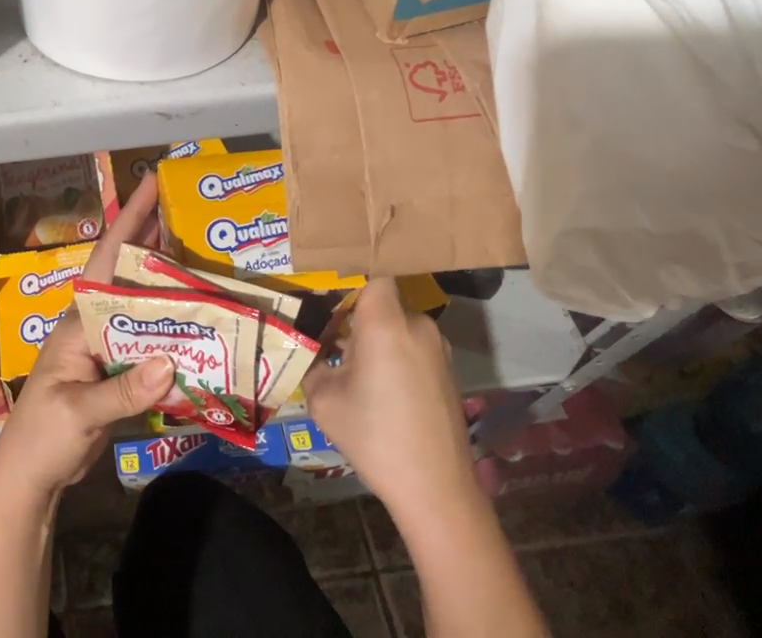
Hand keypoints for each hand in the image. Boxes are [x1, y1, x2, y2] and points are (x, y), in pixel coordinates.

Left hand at [0, 175, 174, 497]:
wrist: (31, 474)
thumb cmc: (44, 436)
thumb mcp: (79, 412)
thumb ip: (122, 391)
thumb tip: (170, 363)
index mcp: (79, 323)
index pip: (106, 262)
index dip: (129, 222)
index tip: (151, 185)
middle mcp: (94, 326)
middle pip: (129, 276)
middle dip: (156, 241)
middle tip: (193, 212)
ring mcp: (106, 349)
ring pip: (143, 307)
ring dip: (170, 284)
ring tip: (207, 257)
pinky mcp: (118, 373)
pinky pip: (150, 341)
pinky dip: (173, 329)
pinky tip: (200, 323)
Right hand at [302, 276, 477, 521]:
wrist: (435, 488)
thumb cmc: (373, 436)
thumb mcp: (324, 400)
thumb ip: (314, 365)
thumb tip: (314, 354)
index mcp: (385, 323)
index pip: (373, 274)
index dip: (350, 279)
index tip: (326, 295)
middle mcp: (417, 326)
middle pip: (383, 302)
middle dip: (356, 315)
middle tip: (329, 337)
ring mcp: (438, 350)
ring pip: (398, 327)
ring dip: (376, 339)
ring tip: (351, 368)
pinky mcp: (448, 373)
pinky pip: (413, 348)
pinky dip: (394, 357)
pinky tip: (377, 389)